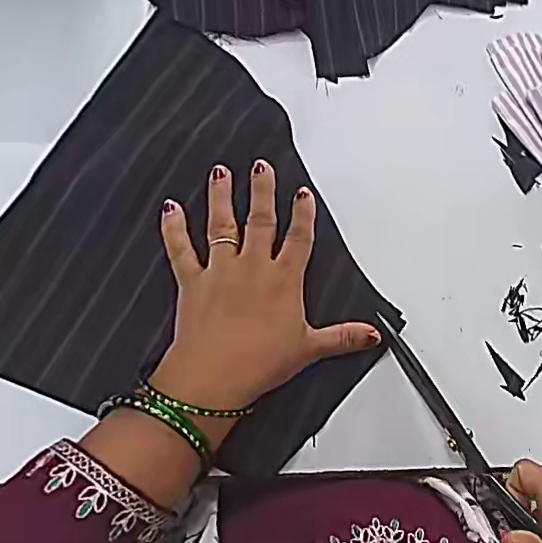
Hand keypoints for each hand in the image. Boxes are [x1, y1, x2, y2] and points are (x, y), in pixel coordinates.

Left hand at [151, 161, 381, 411]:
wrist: (215, 375)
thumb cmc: (259, 361)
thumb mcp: (310, 349)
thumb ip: (343, 337)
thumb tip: (370, 335)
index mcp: (283, 280)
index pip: (298, 238)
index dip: (303, 214)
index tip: (302, 194)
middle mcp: (252, 268)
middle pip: (260, 220)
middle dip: (263, 191)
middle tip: (261, 166)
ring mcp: (220, 271)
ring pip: (222, 225)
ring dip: (221, 197)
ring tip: (221, 173)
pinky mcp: (192, 282)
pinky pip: (181, 248)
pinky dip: (174, 227)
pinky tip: (171, 208)